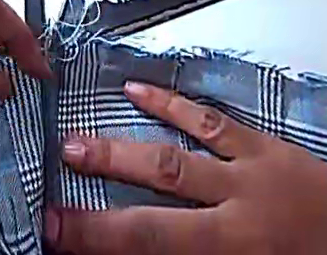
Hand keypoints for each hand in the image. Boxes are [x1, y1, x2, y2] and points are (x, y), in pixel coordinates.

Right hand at [46, 82, 326, 254]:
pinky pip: (211, 122)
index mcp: (245, 251)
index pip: (154, 241)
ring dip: (122, 144)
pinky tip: (139, 89)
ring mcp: (255, 171)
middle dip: (101, 188)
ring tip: (79, 140)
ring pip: (174, 152)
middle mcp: (243, 209)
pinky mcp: (270, 148)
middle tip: (56, 181)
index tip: (57, 231)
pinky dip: (171, 103)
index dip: (99, 235)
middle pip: (155, 190)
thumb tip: (153, 250)